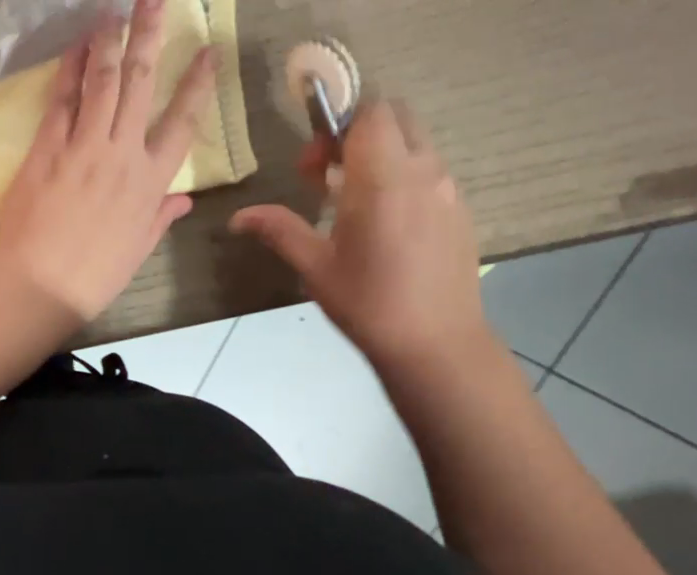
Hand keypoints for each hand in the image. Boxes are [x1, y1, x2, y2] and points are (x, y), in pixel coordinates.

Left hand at [0, 0, 216, 320]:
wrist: (42, 286)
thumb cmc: (92, 278)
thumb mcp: (137, 251)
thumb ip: (159, 219)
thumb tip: (183, 201)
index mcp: (151, 183)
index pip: (182, 123)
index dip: (196, 84)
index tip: (207, 52)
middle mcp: (123, 154)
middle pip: (141, 84)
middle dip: (151, 35)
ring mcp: (84, 148)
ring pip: (102, 82)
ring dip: (110, 40)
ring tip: (115, 10)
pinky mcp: (48, 150)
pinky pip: (63, 100)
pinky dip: (71, 70)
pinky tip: (77, 46)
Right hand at [229, 102, 494, 370]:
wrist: (434, 340)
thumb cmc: (367, 304)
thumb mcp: (315, 268)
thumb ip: (280, 230)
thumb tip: (238, 217)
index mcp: (382, 179)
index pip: (370, 111)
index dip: (338, 122)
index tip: (314, 161)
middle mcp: (422, 170)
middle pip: (396, 116)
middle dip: (359, 131)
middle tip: (328, 176)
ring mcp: (447, 186)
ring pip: (414, 142)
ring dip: (380, 155)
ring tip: (351, 203)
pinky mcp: (458, 207)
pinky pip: (428, 171)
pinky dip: (401, 178)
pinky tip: (382, 225)